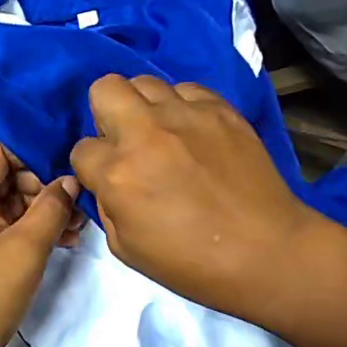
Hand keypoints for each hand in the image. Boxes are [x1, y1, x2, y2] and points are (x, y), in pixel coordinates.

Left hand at [0, 140, 83, 346]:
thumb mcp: (26, 247)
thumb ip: (52, 207)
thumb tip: (71, 179)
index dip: (33, 155)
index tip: (68, 171)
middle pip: (7, 175)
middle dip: (45, 187)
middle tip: (79, 208)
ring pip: (12, 203)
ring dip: (45, 211)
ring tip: (78, 228)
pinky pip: (9, 226)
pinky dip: (34, 230)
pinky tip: (65, 241)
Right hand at [69, 75, 340, 318]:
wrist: (266, 253)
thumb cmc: (191, 264)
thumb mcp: (125, 249)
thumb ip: (107, 205)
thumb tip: (108, 182)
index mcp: (118, 174)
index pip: (81, 150)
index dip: (91, 168)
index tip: (108, 180)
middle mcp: (146, 133)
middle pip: (105, 89)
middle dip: (105, 114)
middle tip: (124, 141)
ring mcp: (186, 116)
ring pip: (145, 82)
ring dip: (143, 107)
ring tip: (159, 133)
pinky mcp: (220, 110)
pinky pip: (187, 89)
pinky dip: (181, 107)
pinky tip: (192, 133)